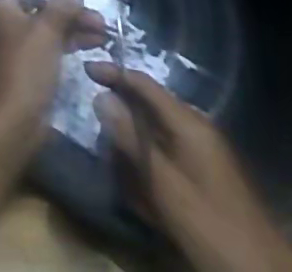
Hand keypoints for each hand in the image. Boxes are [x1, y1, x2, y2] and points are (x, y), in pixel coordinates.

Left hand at [0, 0, 109, 161]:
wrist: (13, 119)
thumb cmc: (26, 69)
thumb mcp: (46, 33)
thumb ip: (60, 7)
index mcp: (2, 3)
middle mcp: (9, 17)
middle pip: (41, 0)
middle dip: (71, 5)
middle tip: (99, 12)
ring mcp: (21, 40)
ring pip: (51, 22)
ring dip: (77, 22)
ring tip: (105, 29)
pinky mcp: (33, 61)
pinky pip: (54, 41)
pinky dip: (73, 39)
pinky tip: (97, 42)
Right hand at [88, 64, 291, 271]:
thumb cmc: (207, 222)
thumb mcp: (162, 181)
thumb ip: (130, 137)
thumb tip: (101, 97)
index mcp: (189, 124)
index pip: (145, 84)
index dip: (114, 72)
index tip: (83, 69)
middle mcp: (197, 130)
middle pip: (149, 106)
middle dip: (121, 110)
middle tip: (91, 115)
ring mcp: (203, 152)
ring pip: (156, 131)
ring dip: (132, 139)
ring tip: (109, 153)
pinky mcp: (204, 174)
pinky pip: (166, 154)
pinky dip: (147, 160)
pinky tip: (135, 184)